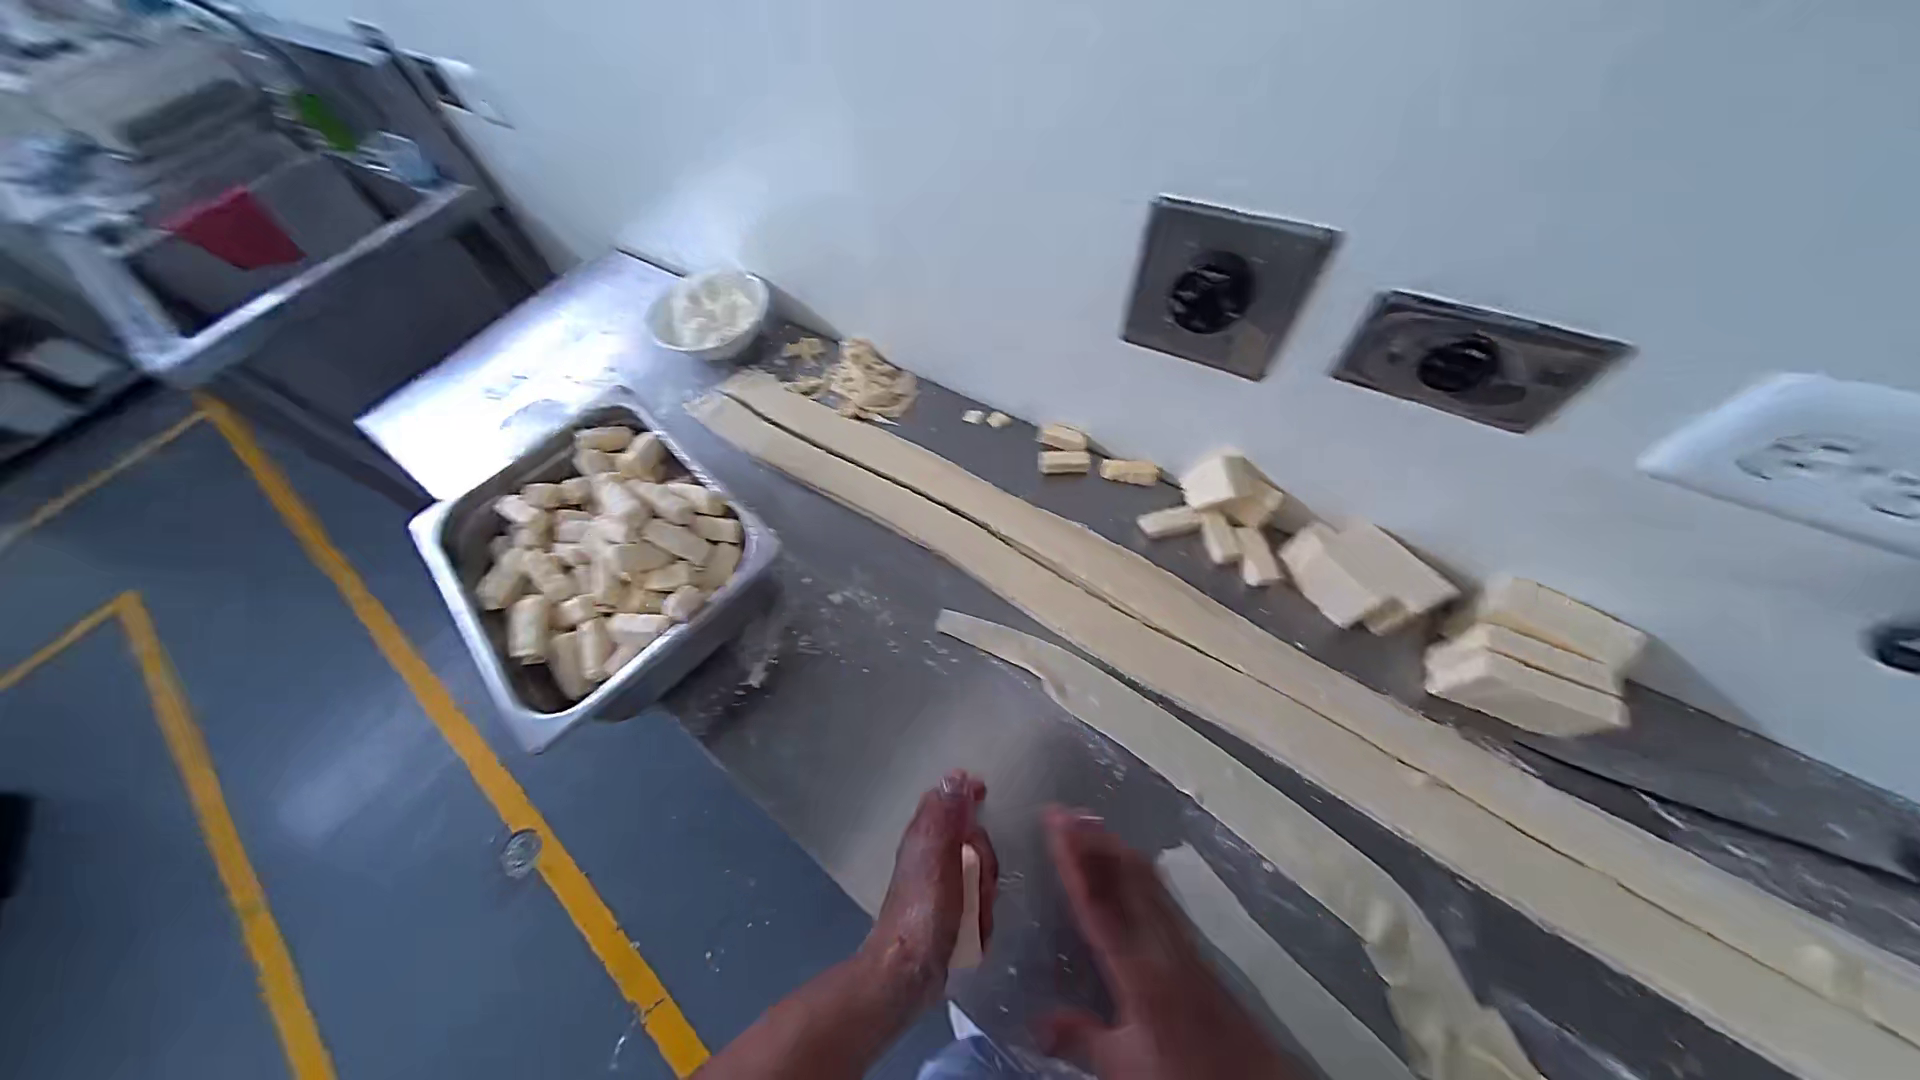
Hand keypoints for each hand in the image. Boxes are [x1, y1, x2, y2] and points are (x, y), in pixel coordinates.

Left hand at [857, 770, 998, 1004]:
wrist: (908, 973)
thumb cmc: (924, 910)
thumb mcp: (938, 855)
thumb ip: (948, 815)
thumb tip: (956, 776)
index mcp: (924, 835)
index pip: (945, 799)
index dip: (966, 794)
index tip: (986, 795)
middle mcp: (929, 854)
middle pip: (970, 837)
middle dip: (984, 857)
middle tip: (983, 880)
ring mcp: (938, 884)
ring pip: (976, 870)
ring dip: (984, 890)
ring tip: (980, 912)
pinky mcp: (947, 911)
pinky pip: (974, 899)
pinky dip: (980, 912)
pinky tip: (978, 930)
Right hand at [1040, 807, 1300, 1079]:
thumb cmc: (1184, 1070)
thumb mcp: (1126, 1065)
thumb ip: (1081, 1036)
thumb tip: (1036, 1023)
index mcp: (1137, 967)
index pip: (1097, 902)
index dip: (1074, 860)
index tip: (1055, 825)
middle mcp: (1160, 941)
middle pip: (1126, 875)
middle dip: (1094, 839)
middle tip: (1064, 812)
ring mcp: (1180, 937)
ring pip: (1144, 877)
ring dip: (1113, 846)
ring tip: (1087, 822)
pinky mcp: (1193, 942)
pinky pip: (1158, 889)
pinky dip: (1134, 864)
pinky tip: (1127, 858)